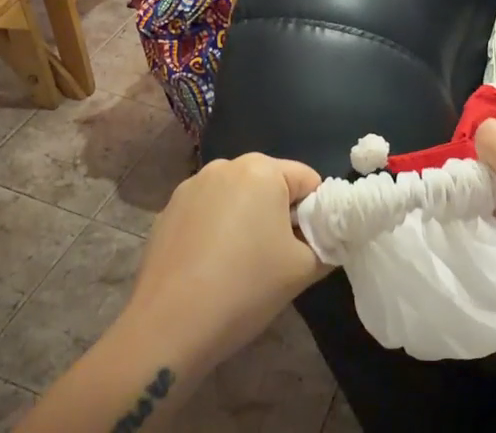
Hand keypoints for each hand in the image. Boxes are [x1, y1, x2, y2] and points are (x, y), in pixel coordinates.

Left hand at [120, 153, 328, 365]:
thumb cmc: (245, 289)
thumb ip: (328, 244)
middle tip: (277, 258)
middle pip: (270, 184)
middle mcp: (225, 166)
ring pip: (237, 198)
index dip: (316, 214)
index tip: (307, 249)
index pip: (308, 180)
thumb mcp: (304, 270)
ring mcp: (190, 187)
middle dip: (279, 214)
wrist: (168, 328)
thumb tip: (327, 238)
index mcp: (262, 169)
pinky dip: (216, 230)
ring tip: (240, 265)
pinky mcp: (166, 212)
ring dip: (247, 220)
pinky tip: (210, 267)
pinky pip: (207, 212)